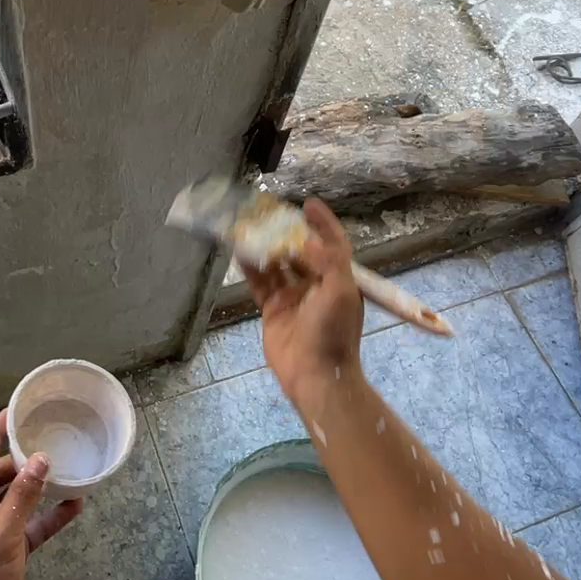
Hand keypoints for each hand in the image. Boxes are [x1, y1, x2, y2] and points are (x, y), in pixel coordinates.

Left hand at [0, 410, 83, 579]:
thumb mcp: (1, 531)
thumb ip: (23, 495)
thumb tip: (41, 458)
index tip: (17, 411)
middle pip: (1, 474)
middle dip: (24, 459)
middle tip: (50, 440)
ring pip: (20, 498)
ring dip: (41, 486)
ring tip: (66, 467)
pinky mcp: (13, 550)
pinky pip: (34, 525)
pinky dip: (51, 515)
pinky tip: (76, 504)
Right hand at [241, 197, 365, 405]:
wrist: (315, 376)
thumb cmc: (333, 333)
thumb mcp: (340, 292)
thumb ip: (328, 261)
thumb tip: (307, 238)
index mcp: (338, 280)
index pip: (332, 244)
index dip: (323, 223)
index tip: (308, 203)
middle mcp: (316, 285)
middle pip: (300, 251)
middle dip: (286, 233)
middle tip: (269, 213)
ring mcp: (293, 297)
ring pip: (277, 264)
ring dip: (265, 247)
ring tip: (249, 228)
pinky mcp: (273, 309)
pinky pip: (261, 282)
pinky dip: (251, 267)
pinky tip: (240, 252)